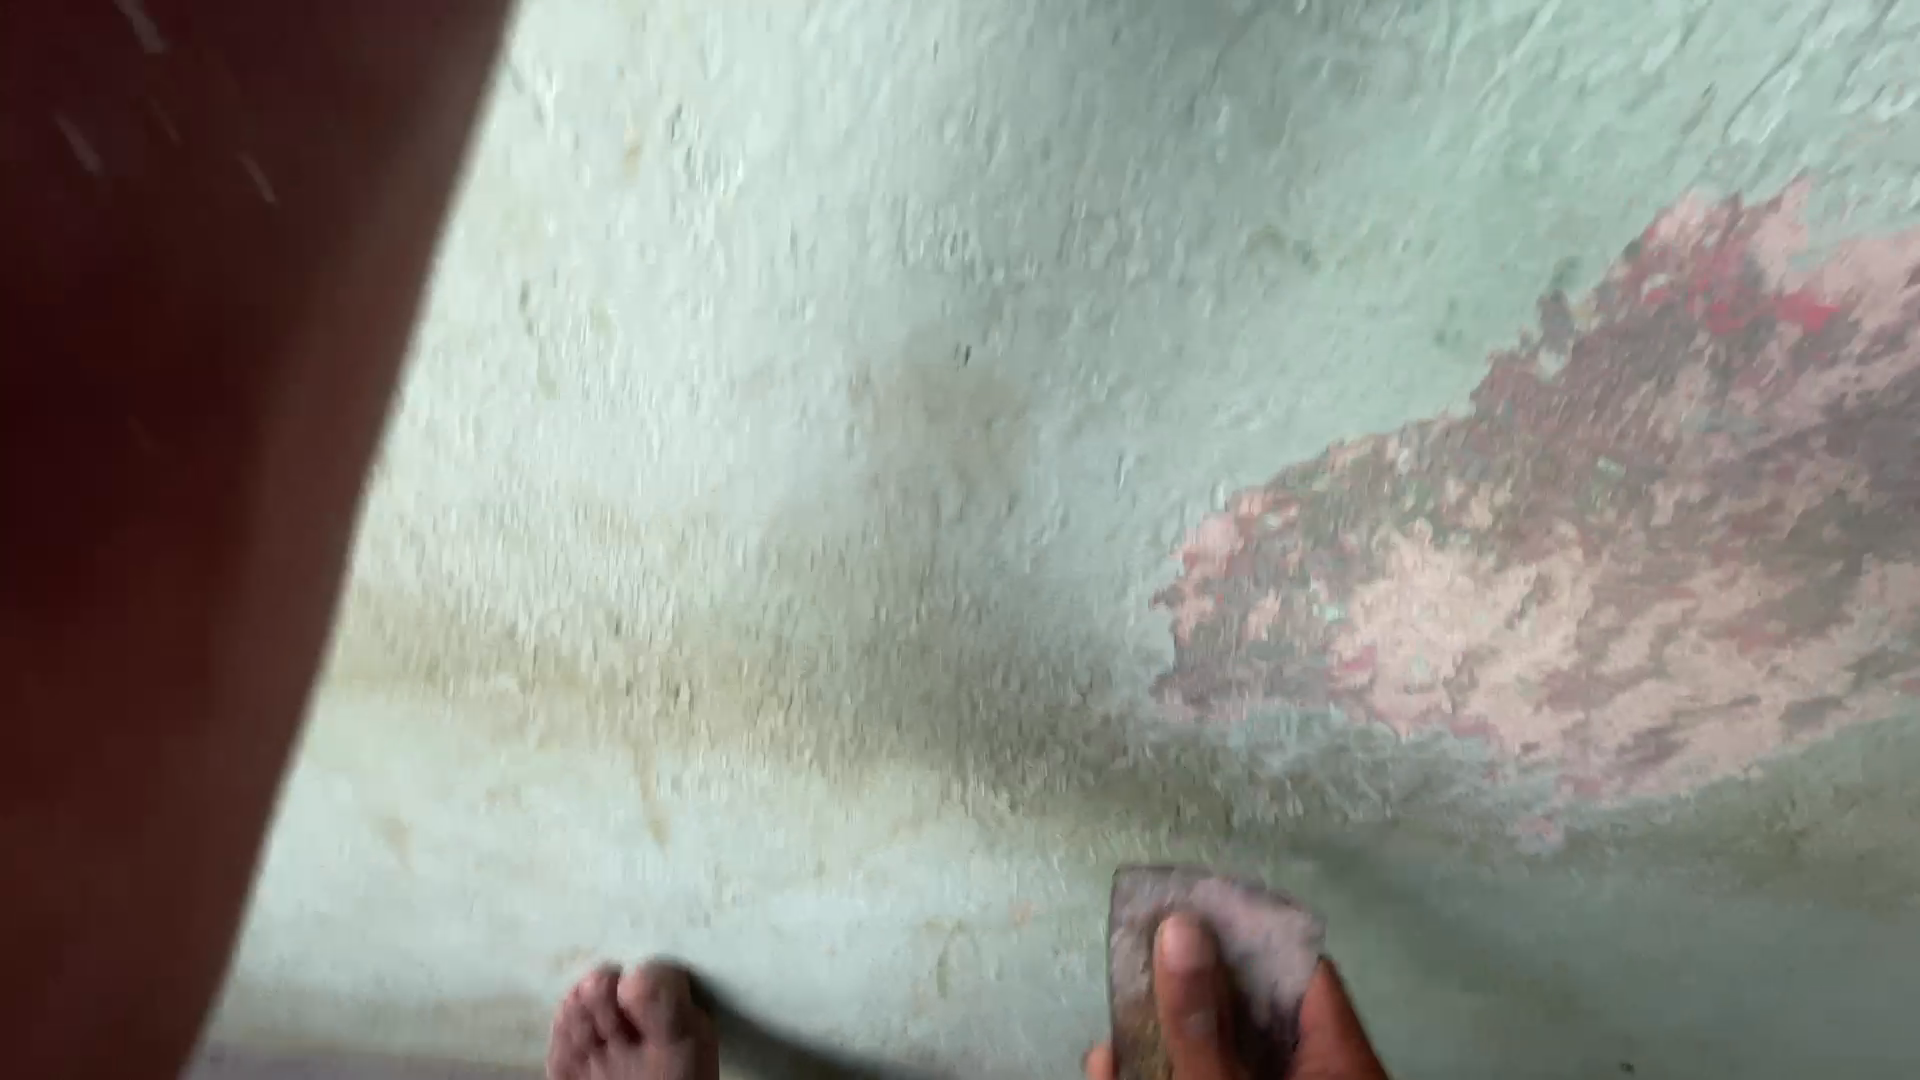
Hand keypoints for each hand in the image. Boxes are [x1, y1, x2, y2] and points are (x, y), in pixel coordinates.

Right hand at [1083, 913, 1388, 1079]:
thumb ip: (1203, 1022)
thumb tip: (1178, 925)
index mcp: (1338, 1063)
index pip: (1297, 967)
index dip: (1244, 927)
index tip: (1184, 900)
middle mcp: (1308, 1078)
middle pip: (1246, 1005)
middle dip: (1184, 975)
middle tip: (1134, 944)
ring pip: (1213, 1049)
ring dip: (1159, 1028)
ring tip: (1113, 1000)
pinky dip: (1157, 1071)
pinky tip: (1110, 1063)